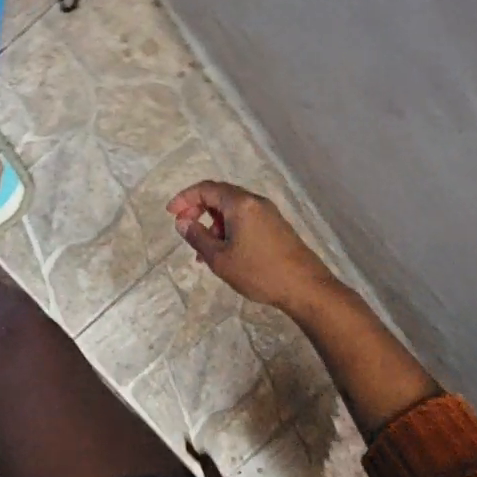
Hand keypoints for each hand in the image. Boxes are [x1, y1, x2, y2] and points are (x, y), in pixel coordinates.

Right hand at [168, 180, 342, 313]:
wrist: (306, 288)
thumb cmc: (259, 272)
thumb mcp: (220, 258)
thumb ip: (197, 237)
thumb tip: (181, 222)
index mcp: (240, 204)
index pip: (206, 189)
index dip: (185, 198)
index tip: (171, 214)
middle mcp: (255, 202)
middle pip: (220, 196)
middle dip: (198, 210)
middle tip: (185, 229)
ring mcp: (268, 214)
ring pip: (232, 210)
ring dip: (213, 224)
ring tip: (203, 251)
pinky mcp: (276, 227)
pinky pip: (245, 219)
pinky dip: (229, 229)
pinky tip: (224, 253)